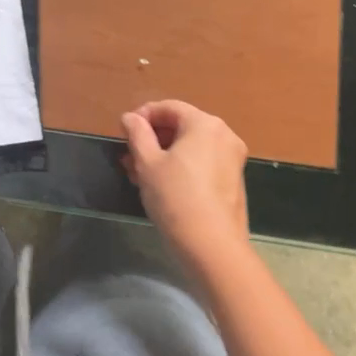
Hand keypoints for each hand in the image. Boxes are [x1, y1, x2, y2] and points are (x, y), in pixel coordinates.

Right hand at [121, 100, 249, 265]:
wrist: (213, 248)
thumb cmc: (176, 198)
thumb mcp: (147, 163)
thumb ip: (137, 134)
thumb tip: (131, 118)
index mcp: (205, 124)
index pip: (169, 107)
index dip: (143, 116)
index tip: (123, 132)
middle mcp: (224, 136)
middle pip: (181, 126)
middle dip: (152, 139)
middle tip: (128, 157)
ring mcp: (232, 160)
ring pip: (190, 147)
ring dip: (163, 155)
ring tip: (137, 174)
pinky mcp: (233, 182)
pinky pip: (201, 163)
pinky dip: (180, 167)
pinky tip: (160, 186)